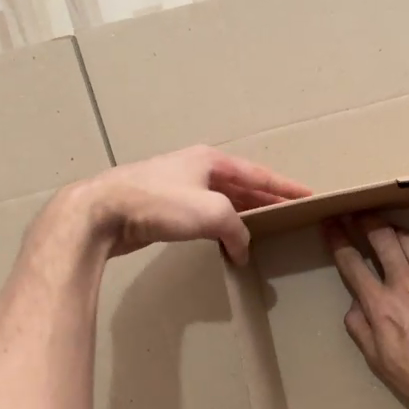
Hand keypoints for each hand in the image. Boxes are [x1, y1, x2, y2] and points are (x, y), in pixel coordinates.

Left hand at [51, 146, 309, 263]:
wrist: (101, 212)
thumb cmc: (160, 204)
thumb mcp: (212, 213)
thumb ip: (237, 230)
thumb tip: (242, 248)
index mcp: (211, 160)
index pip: (259, 174)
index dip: (285, 186)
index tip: (308, 195)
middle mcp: (196, 168)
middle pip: (240, 186)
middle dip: (265, 200)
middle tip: (288, 215)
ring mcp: (176, 186)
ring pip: (220, 200)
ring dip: (240, 215)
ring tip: (261, 229)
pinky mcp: (160, 207)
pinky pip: (201, 214)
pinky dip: (219, 225)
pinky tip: (224, 239)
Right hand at [327, 215, 408, 408]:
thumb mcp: (376, 359)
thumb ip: (360, 327)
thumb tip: (355, 303)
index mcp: (380, 305)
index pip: (352, 262)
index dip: (337, 239)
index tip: (330, 224)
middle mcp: (404, 285)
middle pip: (382, 238)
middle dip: (366, 221)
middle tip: (359, 215)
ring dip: (396, 230)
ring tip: (390, 231)